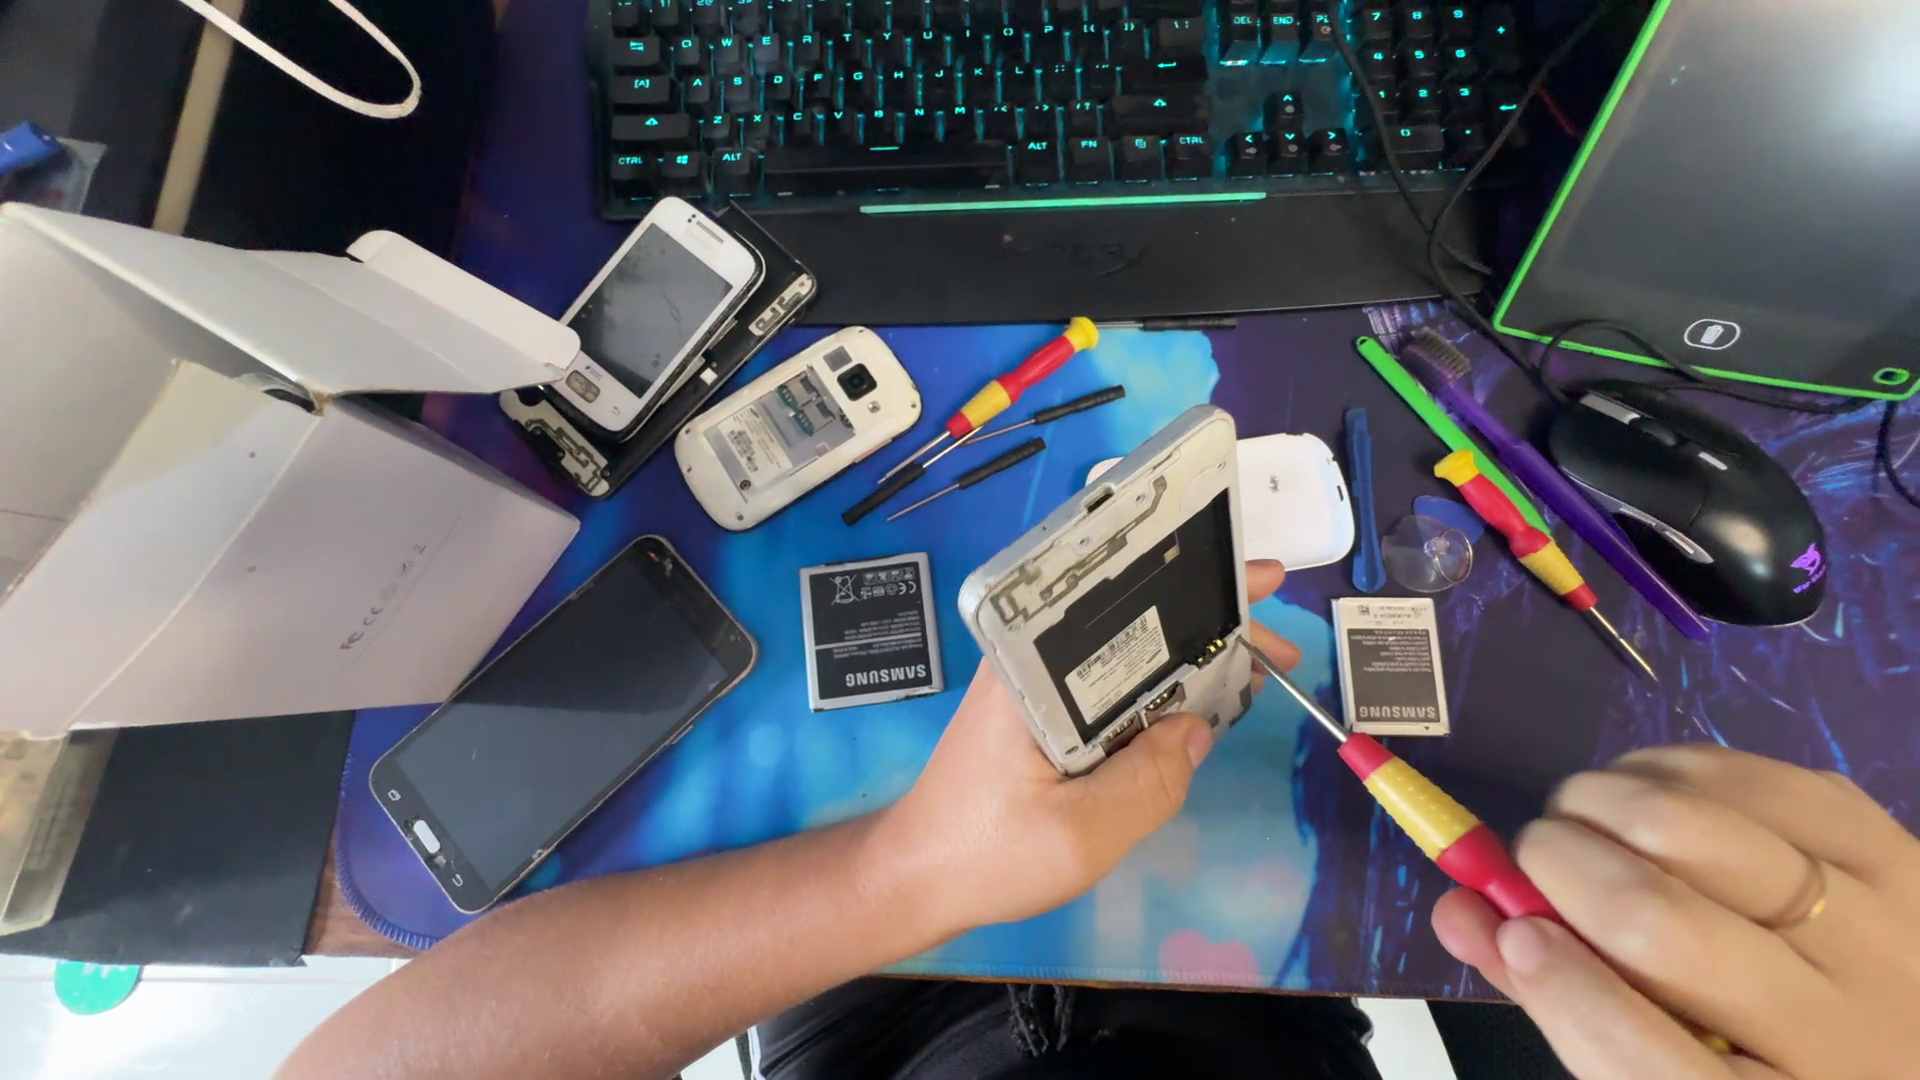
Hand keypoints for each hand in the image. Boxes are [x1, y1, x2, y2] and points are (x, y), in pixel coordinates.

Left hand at [877, 560, 1300, 939]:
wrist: (918, 876)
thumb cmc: (988, 852)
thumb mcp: (1081, 831)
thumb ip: (1148, 781)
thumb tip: (1198, 727)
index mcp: (1033, 667)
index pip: (1118, 605)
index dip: (1193, 589)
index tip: (1253, 578)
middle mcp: (1032, 662)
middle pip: (1127, 624)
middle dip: (1207, 622)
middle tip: (1278, 636)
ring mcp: (1036, 687)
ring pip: (1122, 657)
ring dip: (1188, 658)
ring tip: (1257, 665)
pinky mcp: (1040, 714)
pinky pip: (1108, 690)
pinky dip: (1157, 691)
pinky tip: (1199, 703)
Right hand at [1431, 745, 1919, 1079]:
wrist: (1909, 1027)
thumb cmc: (1747, 1050)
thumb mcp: (1645, 1059)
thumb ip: (1541, 991)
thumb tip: (1458, 910)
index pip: (1650, 1067)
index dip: (1565, 991)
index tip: (1517, 933)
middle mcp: (1859, 1041)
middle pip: (1654, 922)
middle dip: (1553, 863)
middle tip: (1536, 858)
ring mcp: (1893, 942)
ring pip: (1688, 828)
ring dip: (1597, 801)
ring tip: (1585, 819)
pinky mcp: (1905, 858)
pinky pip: (1753, 778)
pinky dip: (1667, 769)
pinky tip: (1651, 794)